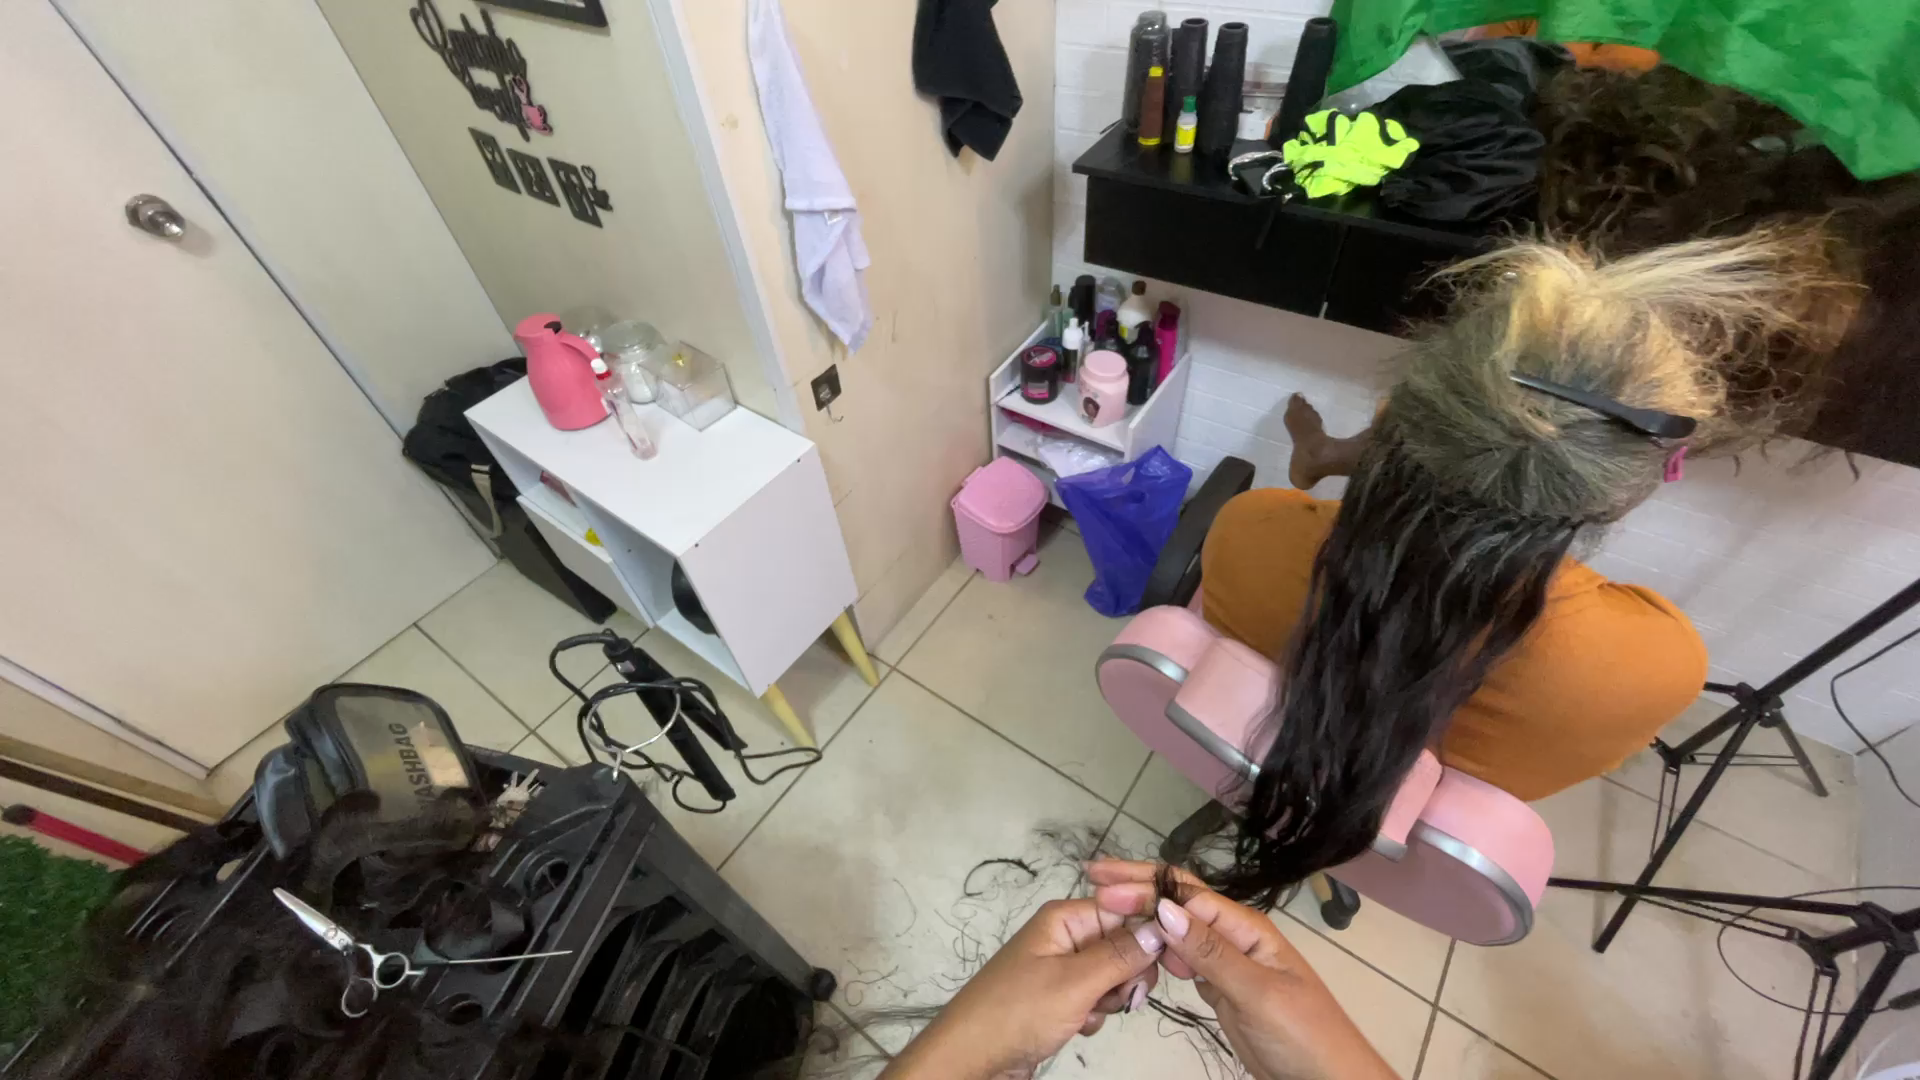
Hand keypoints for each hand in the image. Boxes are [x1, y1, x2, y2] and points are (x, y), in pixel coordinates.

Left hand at [881, 897, 1165, 1078]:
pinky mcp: (1060, 996)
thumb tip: (1163, 923)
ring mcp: (1062, 966)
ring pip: (1113, 975)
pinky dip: (1095, 1014)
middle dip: (1127, 974)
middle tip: (1120, 997)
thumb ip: (1121, 955)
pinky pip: (1097, 998)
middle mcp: (1066, 935)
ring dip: (1110, 999)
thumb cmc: (1021, 1010)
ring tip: (1088, 1013)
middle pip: (1122, 944)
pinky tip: (1077, 1026)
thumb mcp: (1075, 982)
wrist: (974, 1056)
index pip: (1122, 909)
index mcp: (1065, 917)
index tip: (1164, 960)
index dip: (1147, 932)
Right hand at [1088, 860, 1399, 1079]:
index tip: (1102, 889)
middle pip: (1177, 900)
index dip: (1142, 887)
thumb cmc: (1304, 1037)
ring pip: (1175, 928)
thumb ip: (1210, 951)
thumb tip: (1163, 906)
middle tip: (1092, 878)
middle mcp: (1231, 934)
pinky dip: (1156, 951)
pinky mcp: (1219, 987)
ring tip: (1104, 914)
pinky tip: (1137, 953)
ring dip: (1142, 917)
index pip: (1184, 893)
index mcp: (1244, 925)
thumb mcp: (1258, 993)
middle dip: (1136, 886)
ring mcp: (1225, 961)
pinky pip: (1182, 958)